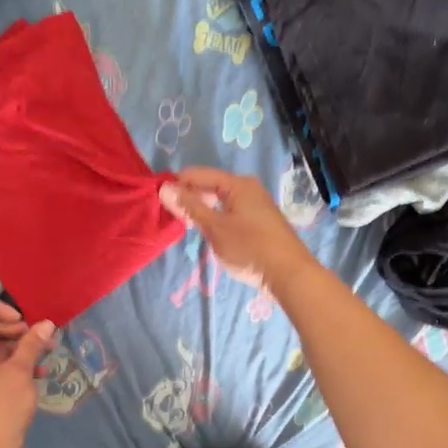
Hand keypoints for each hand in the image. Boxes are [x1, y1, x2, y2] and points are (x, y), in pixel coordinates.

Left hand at [0, 300, 56, 447]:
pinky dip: (19, 365)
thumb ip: (32, 344)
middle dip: (16, 330)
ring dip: (22, 348)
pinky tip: (41, 373)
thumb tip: (47, 323)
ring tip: (48, 352)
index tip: (21, 320)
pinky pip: (1, 368)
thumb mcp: (20, 372)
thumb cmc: (3, 407)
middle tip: (40, 337)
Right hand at [159, 166, 317, 288]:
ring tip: (186, 225)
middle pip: (211, 186)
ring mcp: (256, 204)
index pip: (198, 174)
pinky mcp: (259, 221)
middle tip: (171, 216)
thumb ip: (190, 207)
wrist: (289, 274)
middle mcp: (248, 188)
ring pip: (220, 200)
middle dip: (190, 197)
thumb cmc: (250, 248)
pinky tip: (208, 231)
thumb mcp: (215, 227)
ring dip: (202, 210)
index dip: (177, 184)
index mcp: (238, 184)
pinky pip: (230, 211)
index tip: (158, 199)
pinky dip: (216, 218)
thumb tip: (164, 188)